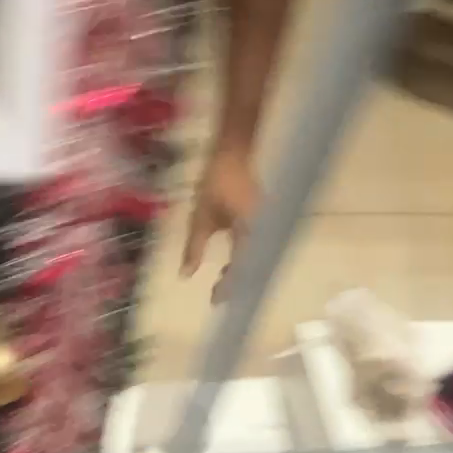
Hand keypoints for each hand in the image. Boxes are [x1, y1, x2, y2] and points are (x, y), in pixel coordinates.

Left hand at [181, 146, 259, 291]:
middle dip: (235, 284)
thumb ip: (194, 247)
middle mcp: (262, 233)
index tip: (214, 301)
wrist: (235, 151)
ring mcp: (266, 226)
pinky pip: (256, 248)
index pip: (240, 269)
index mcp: (249, 233)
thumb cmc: (216, 181)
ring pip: (255, 260)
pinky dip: (244, 260)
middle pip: (252, 269)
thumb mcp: (200, 216)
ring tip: (221, 282)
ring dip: (240, 273)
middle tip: (217, 296)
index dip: (227, 287)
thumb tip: (185, 275)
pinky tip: (231, 262)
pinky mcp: (265, 221)